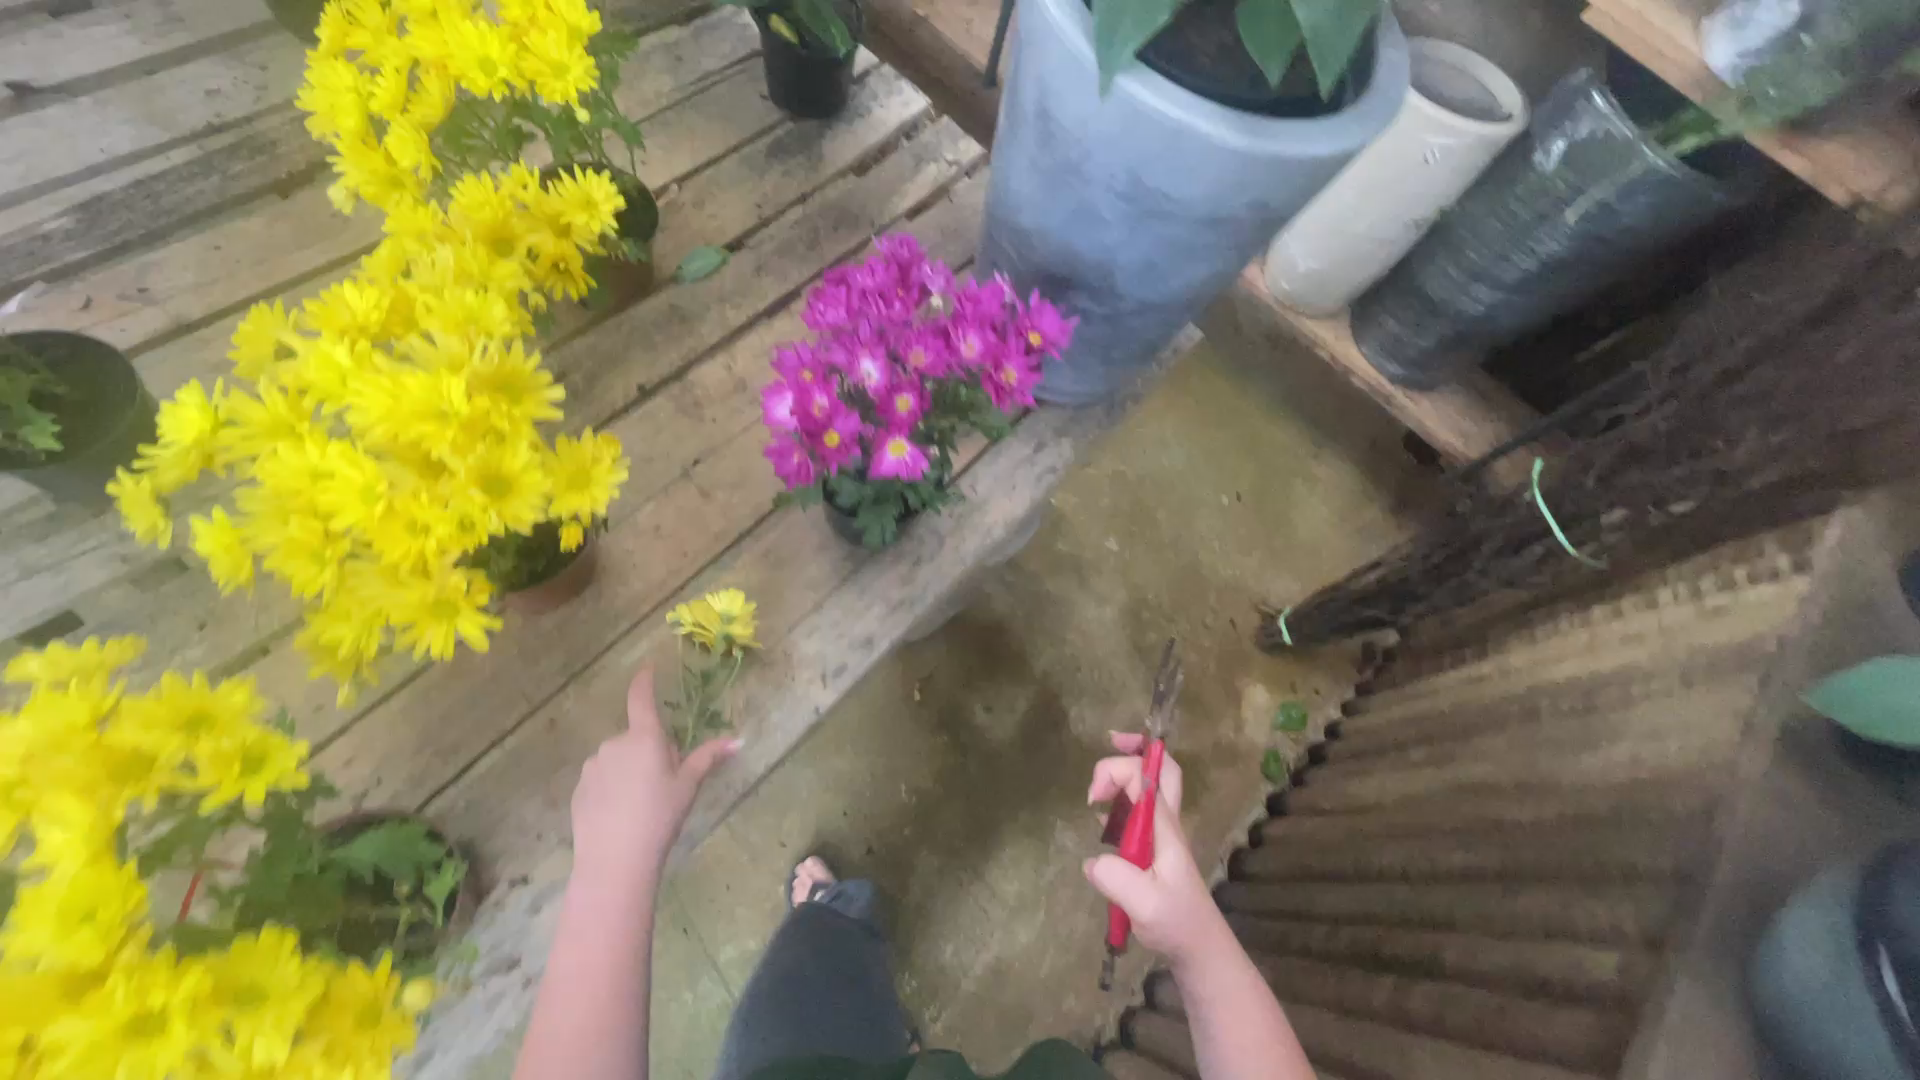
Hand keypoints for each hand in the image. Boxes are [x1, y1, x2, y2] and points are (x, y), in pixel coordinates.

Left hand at [570, 666, 740, 888]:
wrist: (615, 860)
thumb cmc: (659, 816)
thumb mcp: (689, 786)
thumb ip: (709, 758)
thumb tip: (738, 740)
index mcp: (644, 738)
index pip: (642, 699)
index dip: (645, 681)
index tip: (647, 668)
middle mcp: (615, 743)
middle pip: (638, 738)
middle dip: (651, 752)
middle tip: (665, 782)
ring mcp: (593, 766)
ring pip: (619, 759)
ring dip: (631, 769)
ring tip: (642, 804)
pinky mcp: (579, 789)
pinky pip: (602, 778)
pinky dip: (613, 787)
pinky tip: (621, 814)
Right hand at [1082, 733, 1229, 969]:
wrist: (1200, 949)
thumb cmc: (1176, 923)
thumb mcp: (1143, 904)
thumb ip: (1116, 877)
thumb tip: (1092, 860)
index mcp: (1165, 827)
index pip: (1147, 777)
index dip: (1119, 769)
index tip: (1094, 796)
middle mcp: (1165, 823)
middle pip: (1160, 770)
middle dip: (1136, 749)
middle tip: (1109, 746)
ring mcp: (1161, 835)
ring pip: (1149, 787)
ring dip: (1125, 776)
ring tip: (1097, 792)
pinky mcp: (1153, 850)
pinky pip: (1139, 811)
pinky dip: (1120, 803)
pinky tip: (1101, 822)